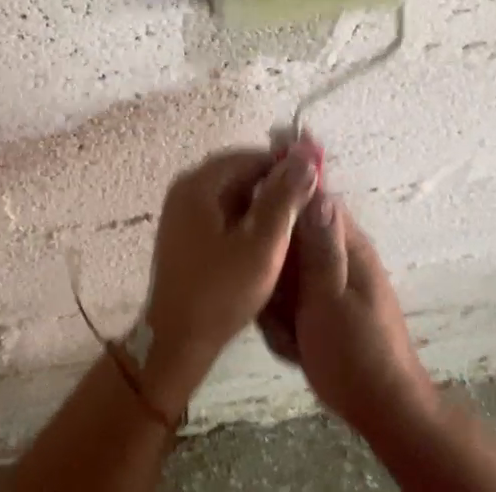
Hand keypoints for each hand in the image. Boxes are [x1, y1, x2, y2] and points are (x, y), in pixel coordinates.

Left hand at [139, 146, 320, 399]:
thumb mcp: (262, 244)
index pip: (247, 157)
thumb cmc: (222, 291)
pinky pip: (221, 215)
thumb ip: (284, 199)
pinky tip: (270, 243)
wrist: (178, 339)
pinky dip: (246, 222)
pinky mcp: (185, 236)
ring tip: (296, 226)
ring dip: (262, 206)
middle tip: (309, 208)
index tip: (316, 185)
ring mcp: (181, 214)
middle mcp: (185, 191)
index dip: (284, 167)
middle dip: (274, 187)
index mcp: (197, 184)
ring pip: (231, 196)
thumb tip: (305, 157)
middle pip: (237, 174)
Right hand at [260, 183, 437, 427]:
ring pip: (282, 269)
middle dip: (270, 261)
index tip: (250, 209)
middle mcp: (338, 257)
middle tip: (269, 295)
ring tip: (281, 325)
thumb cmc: (356, 353)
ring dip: (274, 296)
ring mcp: (327, 285)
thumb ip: (321, 246)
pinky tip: (287, 340)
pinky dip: (282, 318)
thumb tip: (317, 190)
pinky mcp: (319, 309)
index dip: (280, 193)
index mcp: (347, 246)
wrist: (383, 412)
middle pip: (288, 235)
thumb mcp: (330, 298)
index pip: (312, 197)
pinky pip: (286, 298)